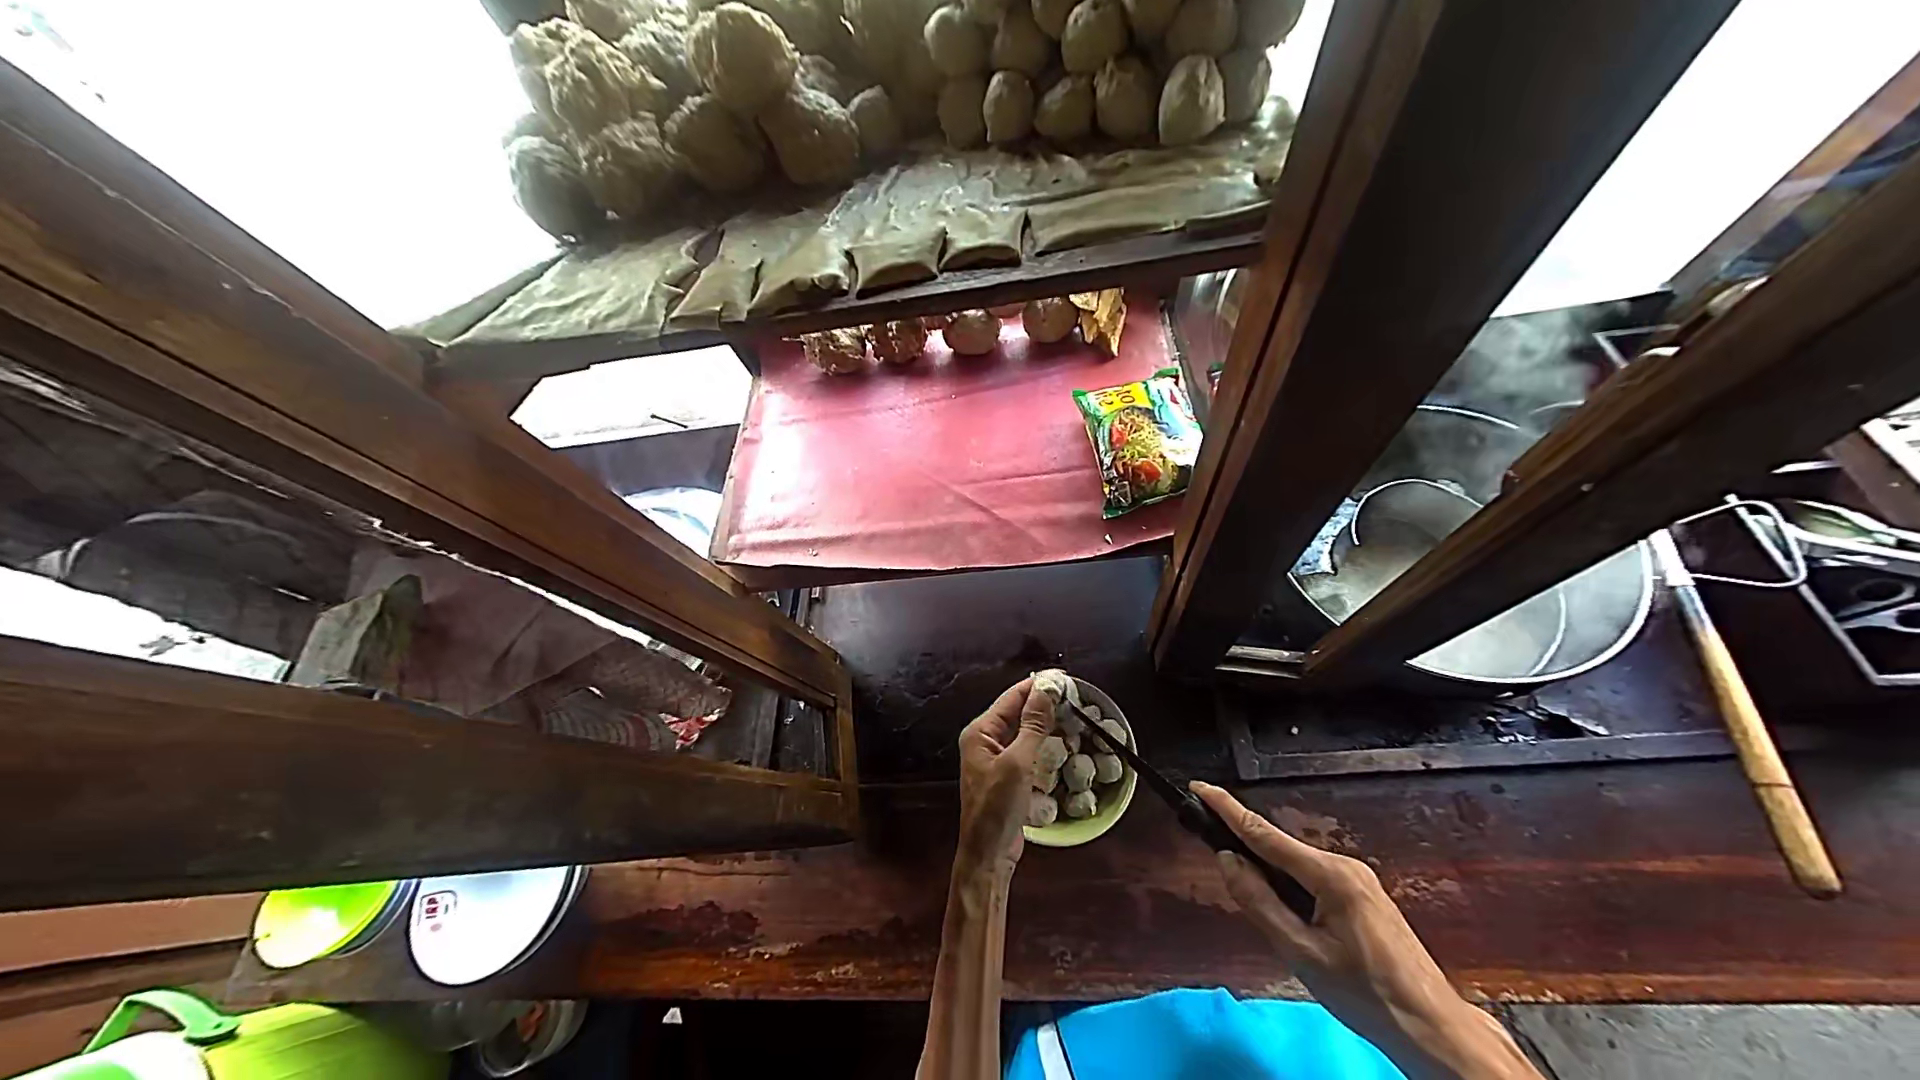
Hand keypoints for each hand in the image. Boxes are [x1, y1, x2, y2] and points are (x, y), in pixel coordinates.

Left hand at [954, 678, 1054, 879]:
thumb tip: (1045, 690)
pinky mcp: (1007, 774)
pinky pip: (1027, 750)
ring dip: (1045, 724)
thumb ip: (1033, 726)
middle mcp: (985, 740)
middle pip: (1017, 712)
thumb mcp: (1018, 763)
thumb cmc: (997, 808)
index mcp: (980, 732)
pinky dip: (1044, 744)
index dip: (1036, 686)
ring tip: (1072, 714)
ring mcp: (996, 758)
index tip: (1064, 679)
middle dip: (1043, 703)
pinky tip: (1062, 743)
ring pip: (1024, 731)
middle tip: (1074, 697)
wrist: (988, 854)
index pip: (1011, 698)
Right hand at [1193, 782, 1540, 1079]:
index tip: (1199, 788)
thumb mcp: (1301, 953)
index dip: (1226, 808)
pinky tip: (1289, 917)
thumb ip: (1258, 903)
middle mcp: (1344, 865)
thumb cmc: (1367, 996)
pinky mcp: (1363, 894)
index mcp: (1329, 875)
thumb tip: (1227, 860)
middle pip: (1279, 848)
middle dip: (1246, 850)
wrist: (1435, 1031)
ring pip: (1296, 865)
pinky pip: (1313, 878)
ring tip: (1260, 910)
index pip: (1264, 833)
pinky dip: (1290, 886)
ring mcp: (1358, 878)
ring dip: (1269, 875)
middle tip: (1219, 864)